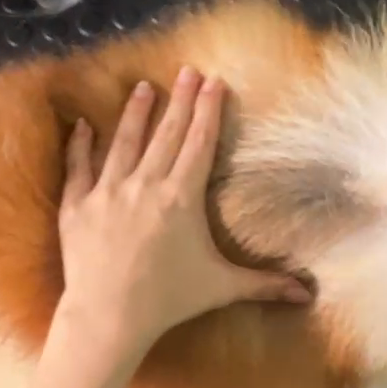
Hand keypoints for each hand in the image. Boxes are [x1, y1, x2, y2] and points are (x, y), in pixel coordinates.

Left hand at [54, 67, 311, 362]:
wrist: (109, 316)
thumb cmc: (170, 300)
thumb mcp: (222, 287)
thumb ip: (265, 285)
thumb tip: (309, 296)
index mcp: (181, 196)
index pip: (199, 142)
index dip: (209, 110)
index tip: (214, 81)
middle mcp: (145, 183)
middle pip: (167, 133)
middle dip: (180, 100)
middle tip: (187, 71)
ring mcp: (107, 191)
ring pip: (124, 141)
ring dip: (136, 113)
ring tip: (143, 87)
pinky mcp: (77, 205)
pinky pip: (78, 167)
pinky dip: (80, 145)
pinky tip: (83, 125)